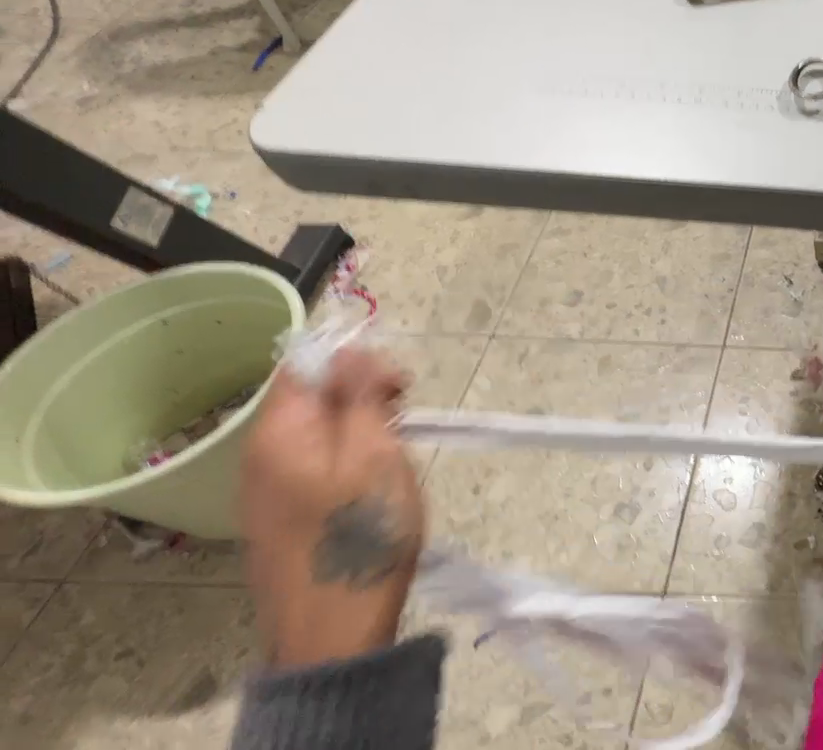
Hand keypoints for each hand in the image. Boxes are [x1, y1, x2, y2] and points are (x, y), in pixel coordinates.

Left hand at [241, 345, 422, 669]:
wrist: (333, 628)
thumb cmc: (361, 532)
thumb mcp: (376, 453)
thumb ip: (360, 397)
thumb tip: (349, 350)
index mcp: (278, 435)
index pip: (303, 366)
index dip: (353, 359)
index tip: (400, 380)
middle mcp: (259, 457)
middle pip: (309, 398)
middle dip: (360, 392)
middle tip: (406, 413)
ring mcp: (266, 491)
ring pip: (315, 432)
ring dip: (358, 425)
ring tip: (397, 447)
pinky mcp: (283, 517)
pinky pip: (313, 465)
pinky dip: (347, 457)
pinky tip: (374, 480)